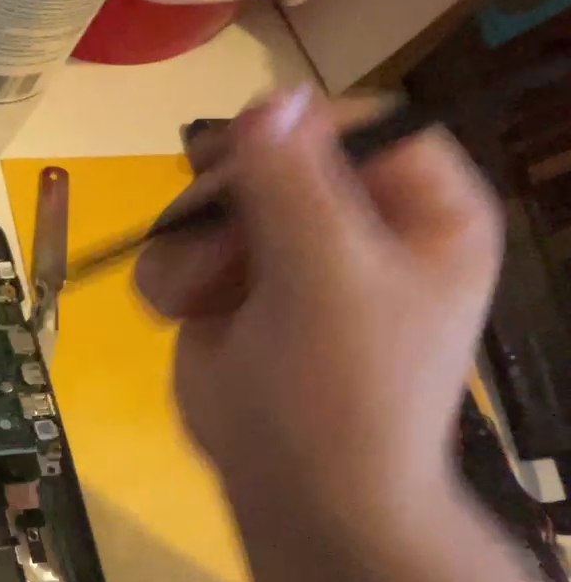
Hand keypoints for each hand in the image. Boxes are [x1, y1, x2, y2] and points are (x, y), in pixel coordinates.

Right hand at [134, 85, 502, 506]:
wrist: (293, 483)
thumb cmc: (337, 389)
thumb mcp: (327, 281)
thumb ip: (296, 188)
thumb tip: (266, 98)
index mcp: (417, 211)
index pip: (362, 128)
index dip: (297, 134)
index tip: (235, 160)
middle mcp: (347, 227)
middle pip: (266, 165)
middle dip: (221, 207)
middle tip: (209, 249)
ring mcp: (278, 261)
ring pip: (205, 211)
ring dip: (183, 250)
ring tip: (194, 298)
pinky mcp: (223, 293)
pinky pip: (176, 254)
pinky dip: (165, 280)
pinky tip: (177, 312)